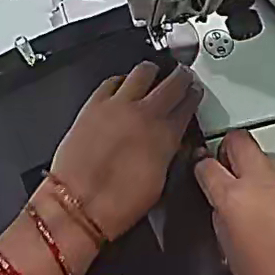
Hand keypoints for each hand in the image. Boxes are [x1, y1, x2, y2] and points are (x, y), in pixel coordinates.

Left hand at [47, 61, 201, 238]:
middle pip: (172, 82)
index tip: (194, 92)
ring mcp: (118, 106)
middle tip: (181, 75)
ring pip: (143, 72)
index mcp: (165, 136)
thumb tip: (171, 143)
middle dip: (181, 76)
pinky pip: (111, 81)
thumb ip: (168, 153)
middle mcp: (144, 115)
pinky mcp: (94, 104)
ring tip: (154, 72)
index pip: (188, 105)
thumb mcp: (159, 182)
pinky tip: (122, 83)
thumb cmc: (116, 203)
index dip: (194, 96)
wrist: (79, 203)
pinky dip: (121, 80)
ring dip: (152, 71)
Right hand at [194, 130, 274, 274]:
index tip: (201, 176)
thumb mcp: (233, 259)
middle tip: (222, 169)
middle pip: (238, 141)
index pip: (207, 165)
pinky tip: (274, 220)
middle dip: (227, 150)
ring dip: (253, 172)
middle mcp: (264, 183)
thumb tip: (221, 212)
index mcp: (235, 197)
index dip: (201, 169)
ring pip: (263, 159)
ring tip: (250, 204)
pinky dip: (274, 190)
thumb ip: (221, 224)